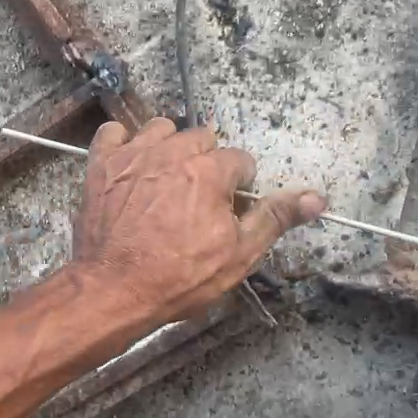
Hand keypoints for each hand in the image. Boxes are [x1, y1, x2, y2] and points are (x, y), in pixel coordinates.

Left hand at [70, 118, 324, 324]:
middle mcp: (172, 152)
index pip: (240, 160)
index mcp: (209, 171)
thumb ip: (274, 218)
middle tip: (196, 198)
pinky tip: (129, 164)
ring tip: (166, 178)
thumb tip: (316, 197)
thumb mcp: (238, 254)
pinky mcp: (101, 164)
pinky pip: (113, 132)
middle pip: (201, 139)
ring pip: (160, 129)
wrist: (114, 288)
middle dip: (206, 163)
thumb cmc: (179, 276)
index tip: (226, 209)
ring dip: (168, 146)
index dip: (238, 186)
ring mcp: (133, 155)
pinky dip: (122, 142)